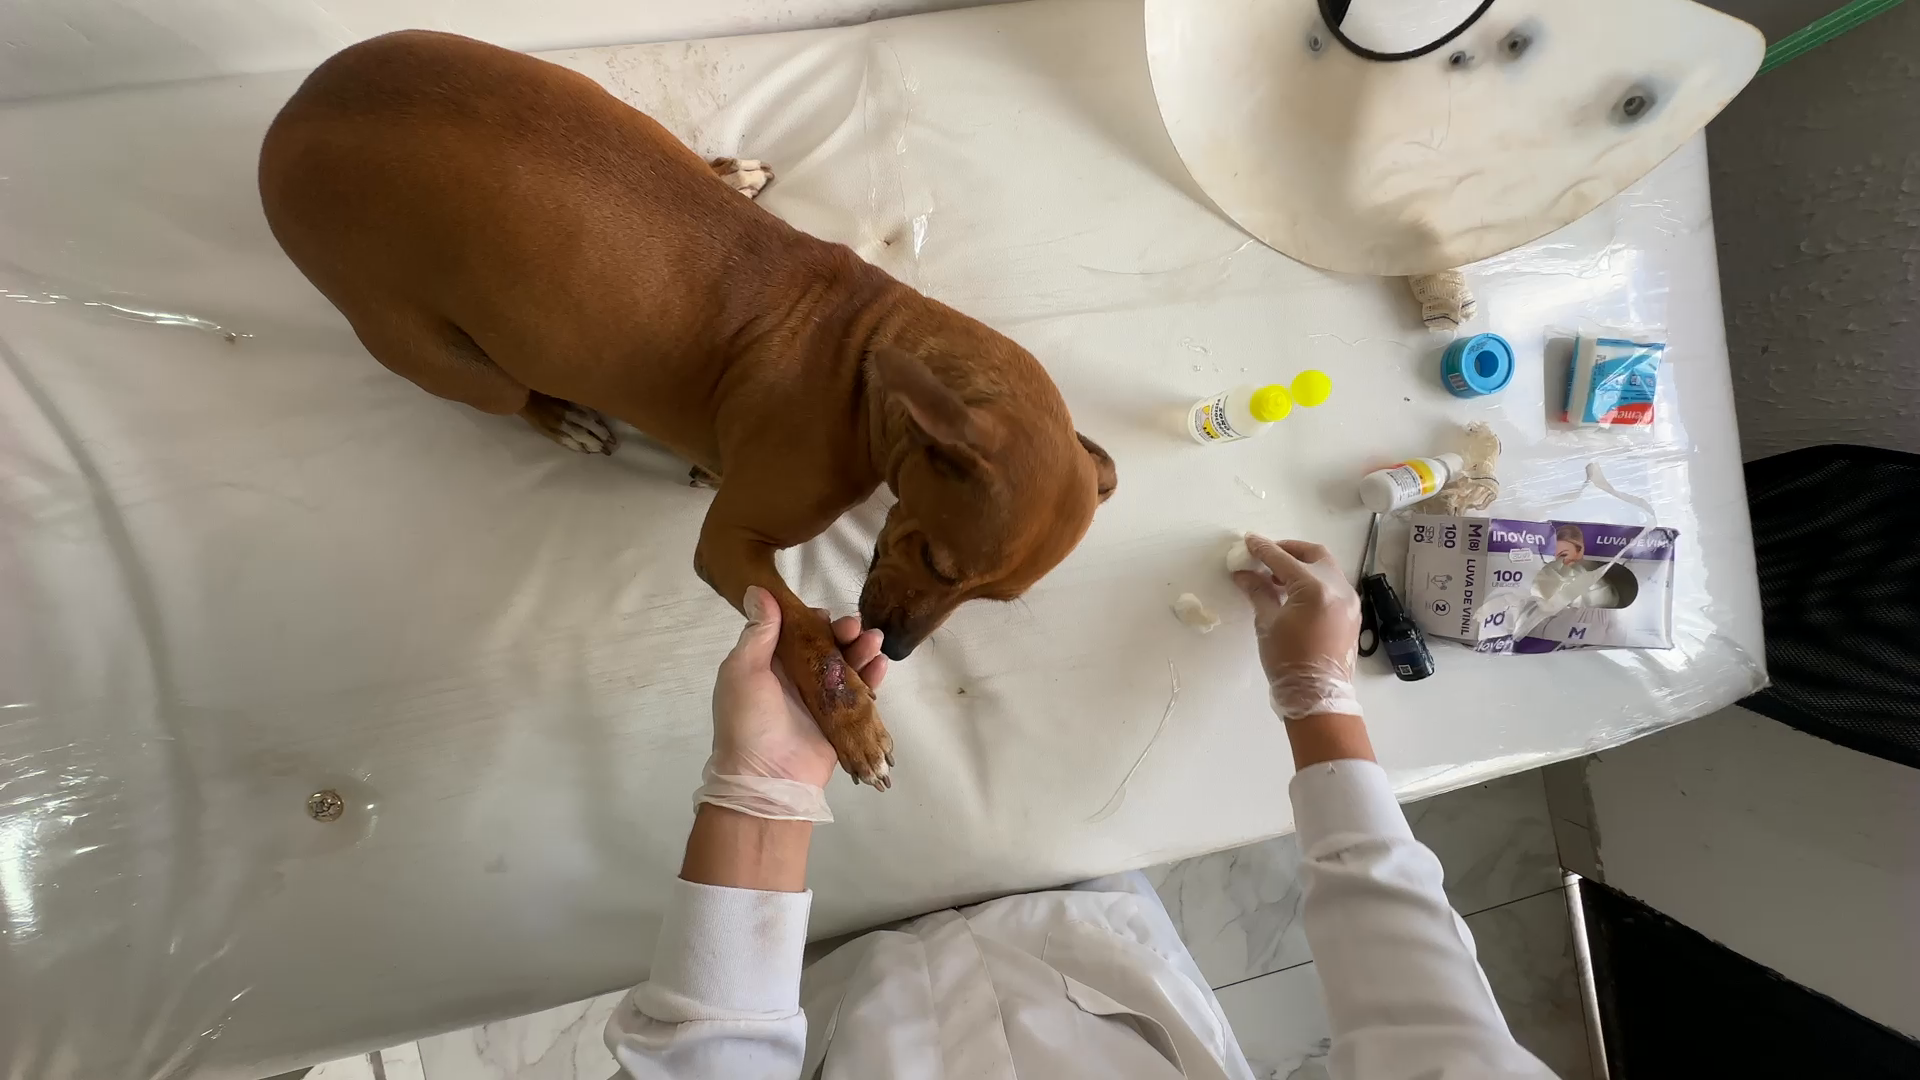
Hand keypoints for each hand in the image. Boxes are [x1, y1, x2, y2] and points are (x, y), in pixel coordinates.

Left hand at [711, 586, 889, 789]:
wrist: (766, 778)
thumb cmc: (748, 720)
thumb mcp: (743, 671)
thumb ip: (758, 632)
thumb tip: (757, 590)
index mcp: (771, 665)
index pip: (797, 632)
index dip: (812, 620)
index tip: (821, 615)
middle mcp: (798, 678)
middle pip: (828, 645)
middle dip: (844, 633)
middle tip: (854, 627)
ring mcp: (822, 699)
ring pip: (848, 665)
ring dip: (862, 649)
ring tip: (874, 641)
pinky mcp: (842, 717)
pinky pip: (861, 692)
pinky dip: (873, 677)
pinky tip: (880, 664)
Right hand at [1232, 535, 1364, 721]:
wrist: (1318, 696)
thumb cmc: (1288, 660)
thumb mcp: (1267, 623)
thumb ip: (1258, 592)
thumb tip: (1243, 574)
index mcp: (1315, 589)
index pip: (1283, 560)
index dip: (1263, 549)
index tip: (1247, 541)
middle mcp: (1338, 589)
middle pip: (1313, 555)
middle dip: (1288, 550)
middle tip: (1265, 555)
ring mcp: (1349, 601)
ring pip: (1326, 568)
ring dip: (1301, 565)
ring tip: (1275, 576)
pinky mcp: (1352, 613)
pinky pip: (1332, 585)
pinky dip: (1313, 580)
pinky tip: (1293, 593)